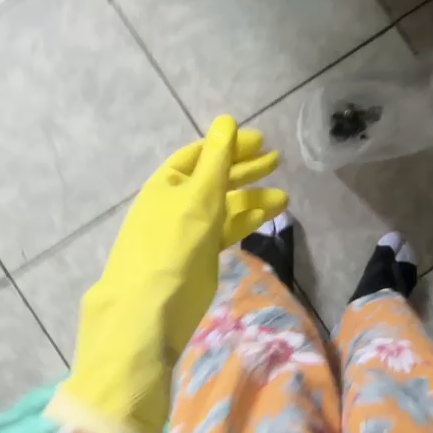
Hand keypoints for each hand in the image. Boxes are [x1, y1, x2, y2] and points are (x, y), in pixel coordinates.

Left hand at [49, 116, 284, 432]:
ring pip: (225, 207)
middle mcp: (176, 203)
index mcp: (167, 182)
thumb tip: (226, 120)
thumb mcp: (199, 195)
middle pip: (215, 178)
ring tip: (284, 196)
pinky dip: (246, 221)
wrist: (148, 312)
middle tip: (278, 160)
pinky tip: (267, 216)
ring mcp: (188, 232)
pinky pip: (226, 231)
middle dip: (245, 169)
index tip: (261, 140)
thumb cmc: (172, 244)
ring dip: (252, 198)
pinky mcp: (199, 258)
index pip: (201, 154)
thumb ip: (218, 158)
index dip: (229, 145)